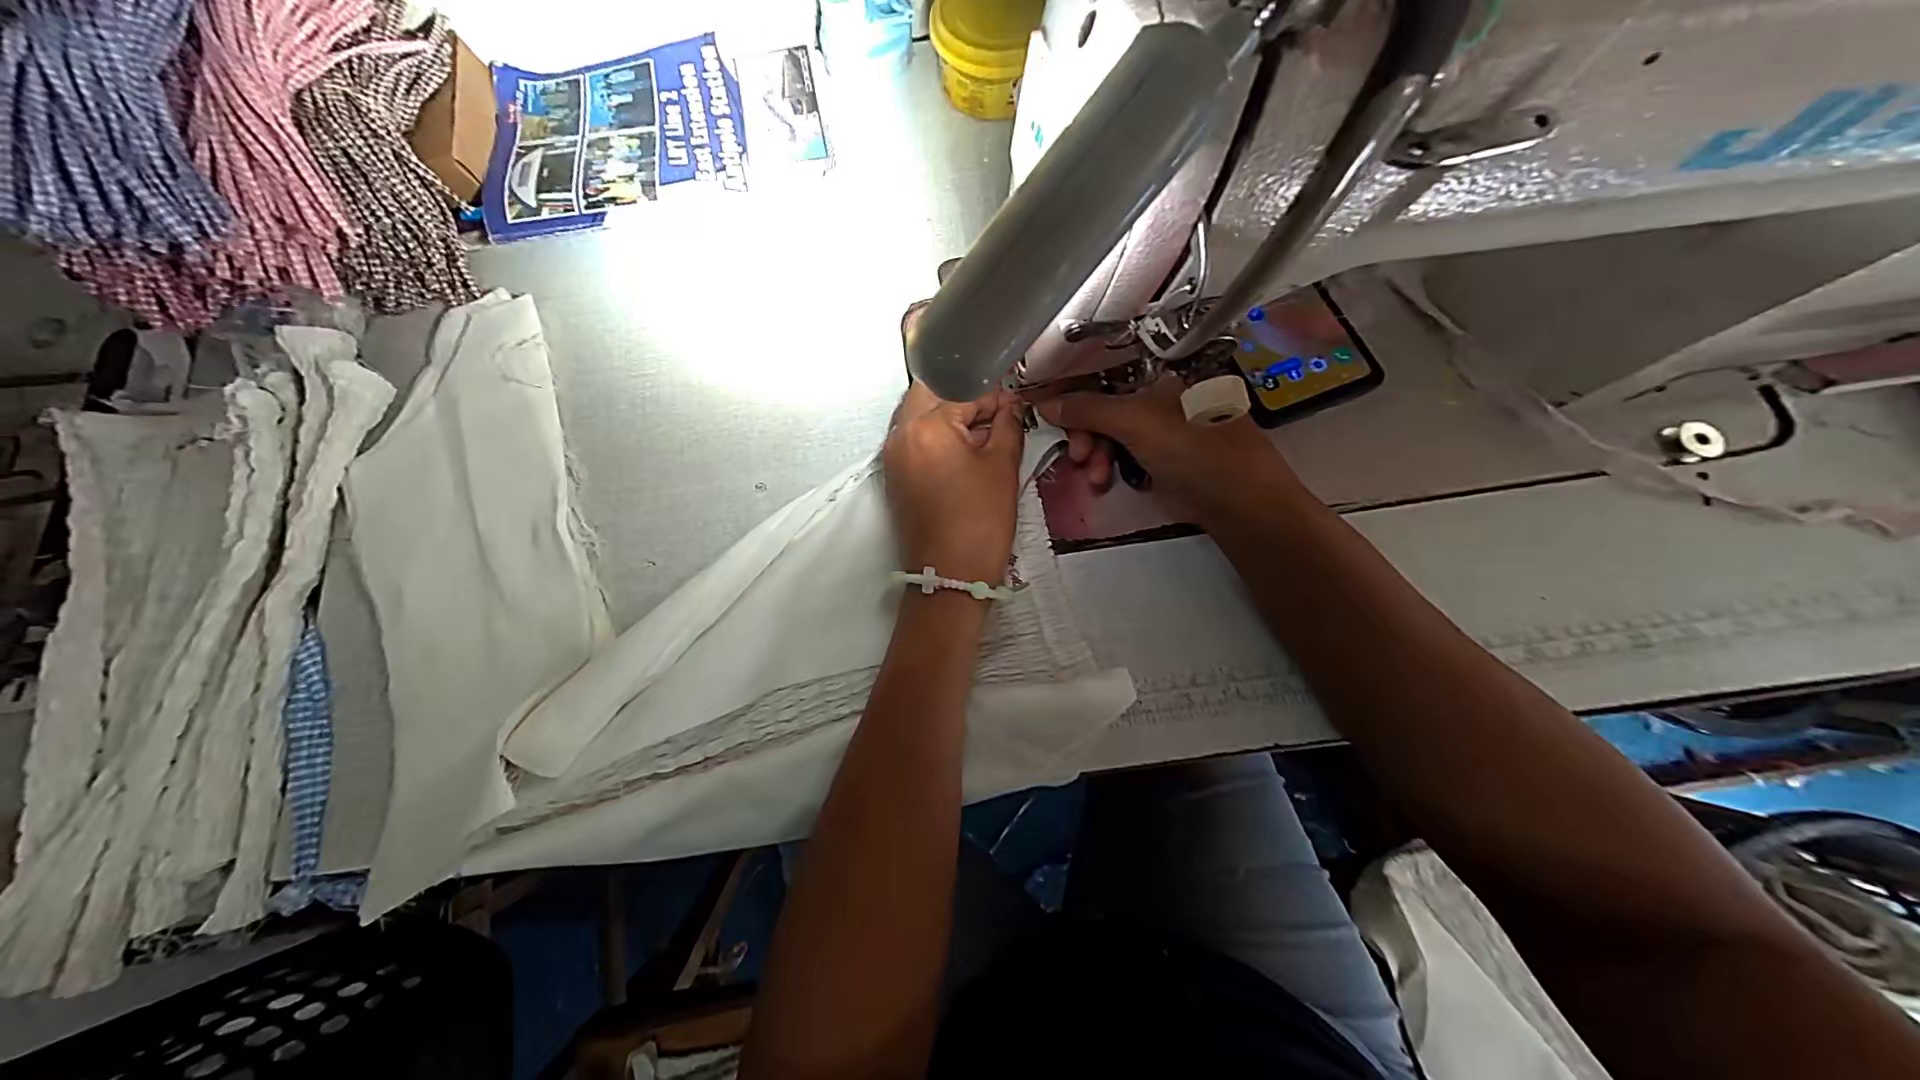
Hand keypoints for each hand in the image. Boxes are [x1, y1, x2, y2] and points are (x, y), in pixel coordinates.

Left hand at [883, 381, 1023, 584]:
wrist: (951, 575)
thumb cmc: (977, 525)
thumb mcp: (1002, 466)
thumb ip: (1007, 425)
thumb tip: (1010, 407)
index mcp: (925, 426)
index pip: (962, 391)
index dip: (993, 395)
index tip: (1012, 405)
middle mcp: (900, 436)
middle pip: (929, 393)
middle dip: (962, 395)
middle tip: (993, 412)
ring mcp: (893, 457)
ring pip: (917, 415)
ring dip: (946, 414)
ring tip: (979, 432)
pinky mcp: (894, 477)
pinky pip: (912, 439)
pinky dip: (934, 436)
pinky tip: (962, 451)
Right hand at [1036, 375, 1300, 523]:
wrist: (1238, 502)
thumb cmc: (1194, 450)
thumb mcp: (1136, 423)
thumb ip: (1088, 409)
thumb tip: (1046, 403)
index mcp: (1161, 378)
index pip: (1106, 375)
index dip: (1076, 392)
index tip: (1051, 412)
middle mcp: (1161, 400)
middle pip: (1105, 407)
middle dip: (1085, 432)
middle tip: (1078, 454)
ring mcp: (1163, 432)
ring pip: (1112, 436)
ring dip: (1096, 455)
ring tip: (1096, 477)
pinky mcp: (1163, 462)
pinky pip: (1124, 458)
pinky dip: (1111, 468)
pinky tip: (1107, 481)